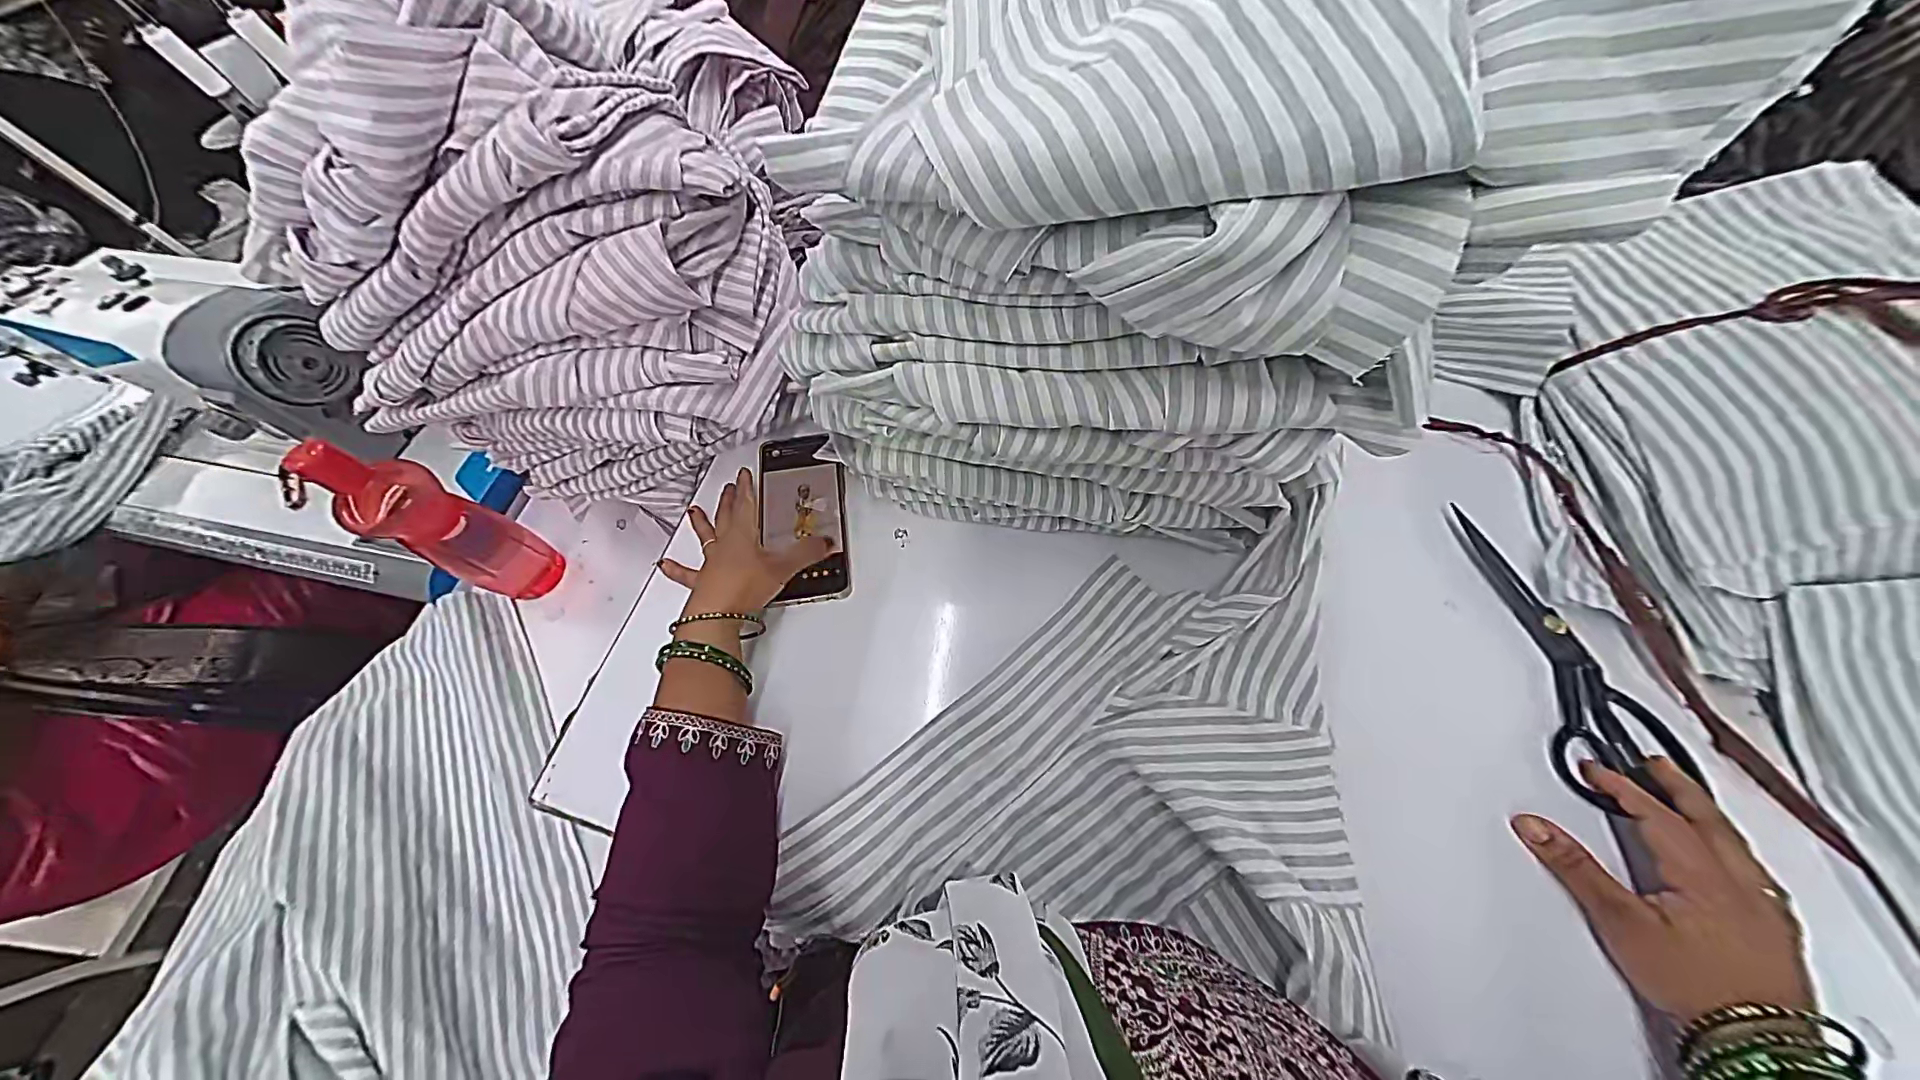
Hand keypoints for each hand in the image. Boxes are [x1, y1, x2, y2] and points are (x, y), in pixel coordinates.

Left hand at [659, 467, 834, 615]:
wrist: (717, 613)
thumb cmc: (743, 586)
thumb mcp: (783, 568)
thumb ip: (806, 554)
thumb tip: (826, 543)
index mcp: (742, 534)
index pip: (745, 504)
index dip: (746, 488)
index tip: (744, 475)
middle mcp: (724, 545)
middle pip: (725, 516)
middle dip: (728, 500)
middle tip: (727, 488)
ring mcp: (711, 563)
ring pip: (705, 537)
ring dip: (700, 523)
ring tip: (694, 512)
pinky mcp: (703, 583)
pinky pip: (687, 573)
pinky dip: (676, 569)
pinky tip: (665, 565)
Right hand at [1511, 757, 1812, 1023]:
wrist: (1754, 1042)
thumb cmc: (1697, 987)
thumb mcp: (1619, 921)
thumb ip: (1575, 868)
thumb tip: (1535, 828)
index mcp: (1703, 876)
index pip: (1657, 814)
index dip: (1622, 787)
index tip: (1596, 770)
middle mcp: (1740, 886)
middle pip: (1707, 820)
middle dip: (1676, 786)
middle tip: (1652, 764)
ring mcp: (1763, 910)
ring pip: (1734, 845)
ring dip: (1705, 814)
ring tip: (1685, 797)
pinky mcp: (1773, 931)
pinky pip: (1753, 873)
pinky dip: (1730, 850)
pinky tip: (1725, 857)